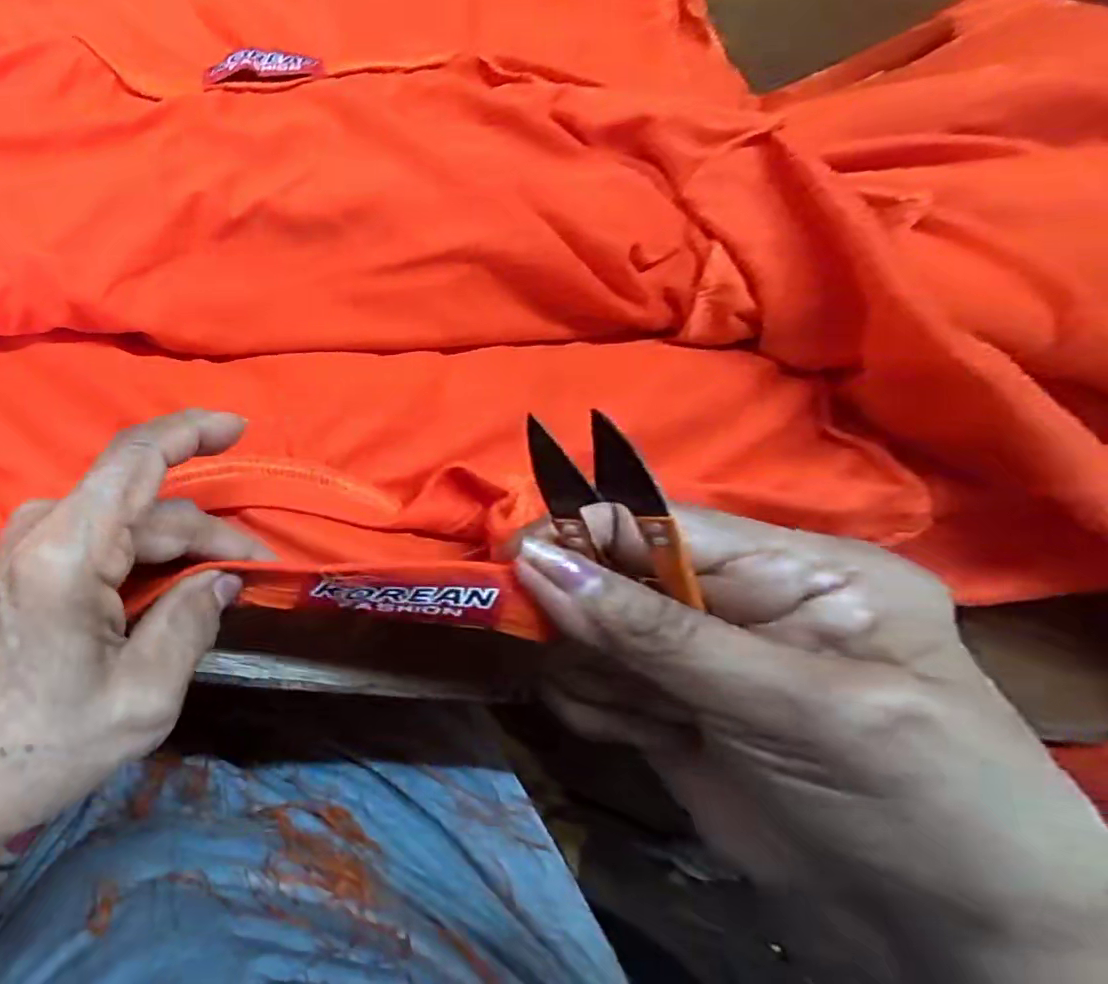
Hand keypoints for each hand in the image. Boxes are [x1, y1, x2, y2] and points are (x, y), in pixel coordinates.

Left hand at [0, 410, 272, 906]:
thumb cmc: (40, 747)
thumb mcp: (140, 698)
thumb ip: (188, 625)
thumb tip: (222, 583)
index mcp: (67, 550)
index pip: (136, 459)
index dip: (191, 431)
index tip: (239, 427)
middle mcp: (42, 526)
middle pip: (142, 507)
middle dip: (205, 534)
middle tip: (258, 571)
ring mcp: (27, 541)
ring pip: (123, 525)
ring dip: (176, 549)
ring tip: (223, 587)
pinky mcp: (24, 563)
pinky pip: (98, 543)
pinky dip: (142, 559)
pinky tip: (173, 590)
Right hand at [515, 507, 1107, 981]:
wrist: (953, 949)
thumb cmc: (915, 804)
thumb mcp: (793, 706)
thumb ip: (654, 632)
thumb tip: (532, 559)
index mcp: (793, 570)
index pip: (655, 522)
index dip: (579, 532)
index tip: (511, 563)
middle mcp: (733, 600)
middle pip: (603, 573)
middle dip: (583, 618)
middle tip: (594, 665)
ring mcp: (691, 654)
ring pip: (580, 628)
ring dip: (590, 672)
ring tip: (648, 719)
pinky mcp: (658, 701)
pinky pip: (581, 678)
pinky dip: (592, 706)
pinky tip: (642, 738)